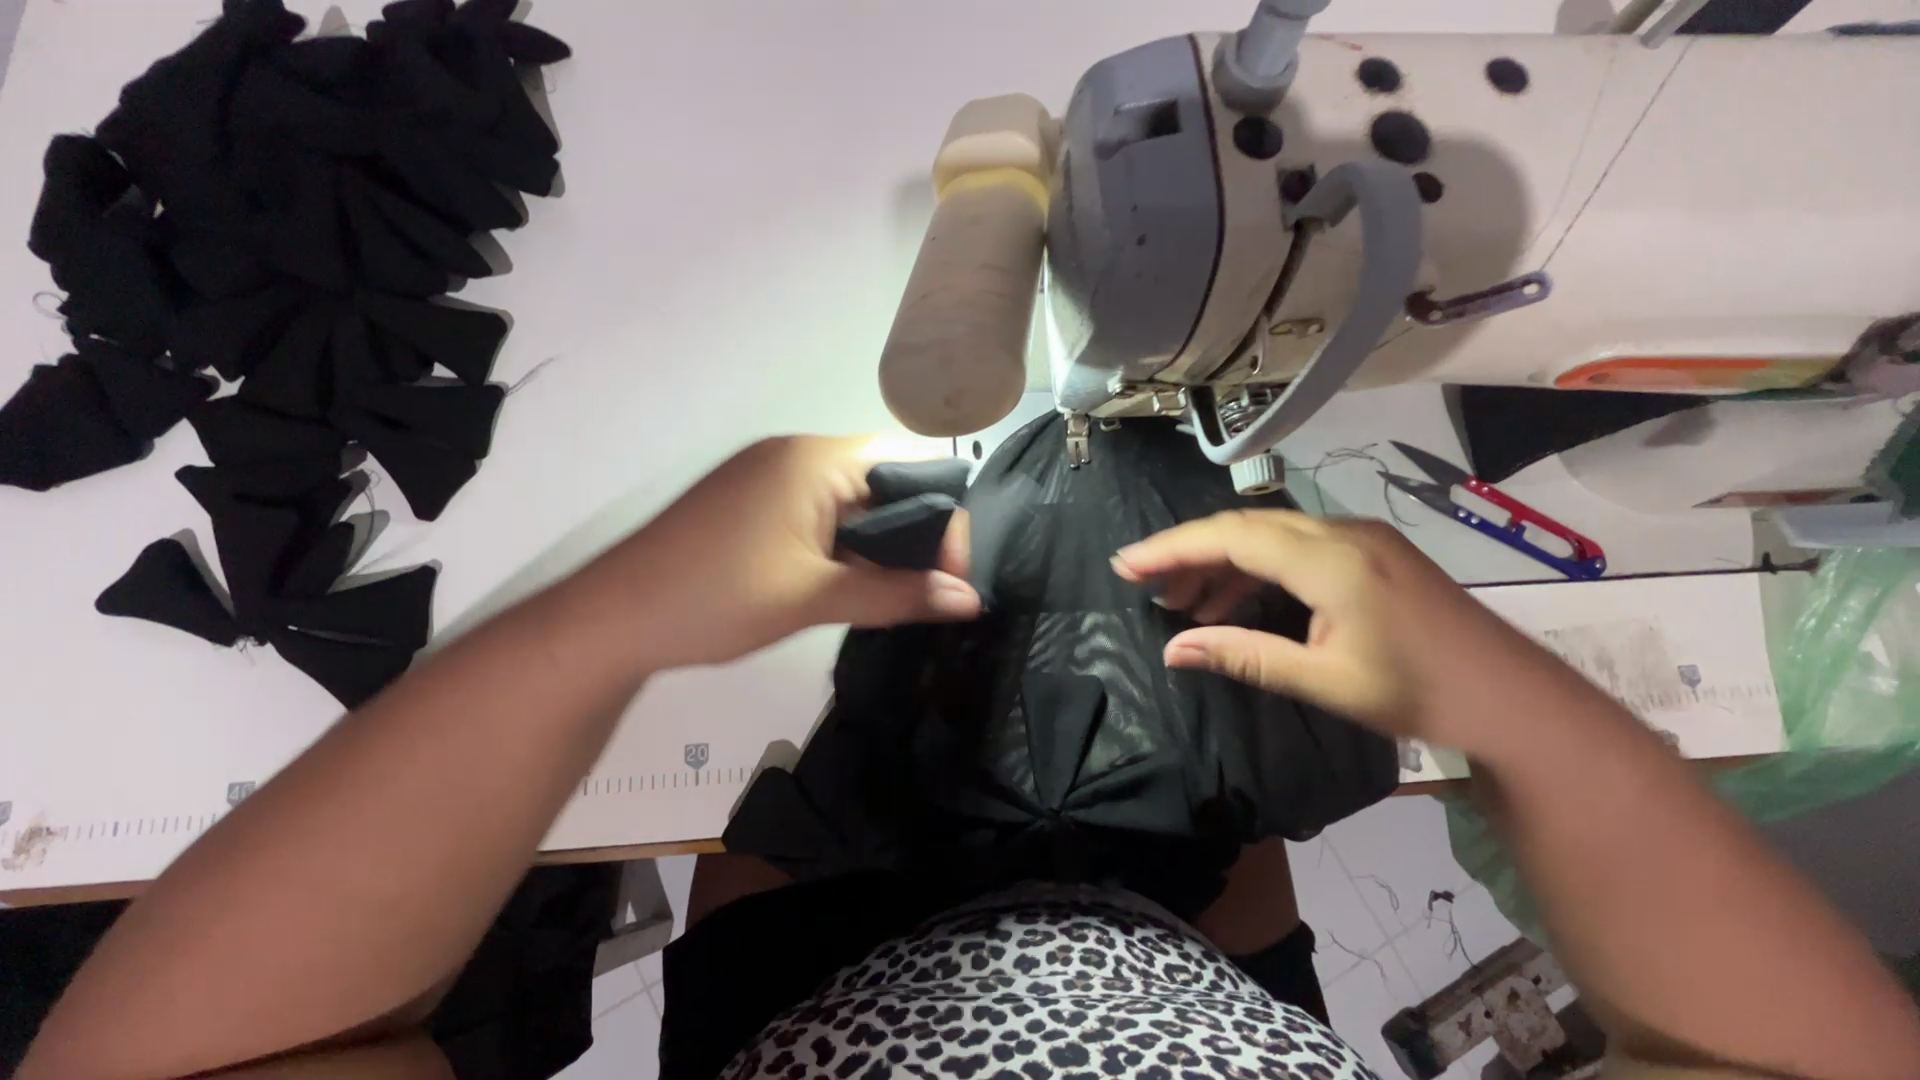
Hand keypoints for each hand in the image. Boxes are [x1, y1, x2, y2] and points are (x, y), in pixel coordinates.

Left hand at [578, 435, 979, 672]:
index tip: (951, 575)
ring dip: (876, 544)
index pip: (909, 464)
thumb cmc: (717, 599)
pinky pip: (816, 513)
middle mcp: (794, 454)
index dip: (944, 515)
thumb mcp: (815, 598)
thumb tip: (970, 600)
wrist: (612, 619)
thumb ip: (898, 595)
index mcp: (815, 460)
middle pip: (882, 481)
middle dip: (913, 535)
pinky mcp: (748, 503)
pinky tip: (843, 585)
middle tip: (927, 591)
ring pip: (849, 501)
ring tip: (890, 595)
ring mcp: (766, 477)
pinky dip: (841, 545)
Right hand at [1111, 510, 1586, 752]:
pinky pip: (1296, 547)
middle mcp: (1341, 533)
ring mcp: (1360, 539)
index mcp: (1329, 560)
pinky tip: (1237, 601)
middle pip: (1244, 527)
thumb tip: (1172, 651)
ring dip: (1223, 562)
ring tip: (1184, 603)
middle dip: (1189, 553)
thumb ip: (1244, 657)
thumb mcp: (1323, 681)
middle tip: (1146, 587)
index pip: (1230, 537)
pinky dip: (1257, 569)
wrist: (1513, 698)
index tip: (1125, 565)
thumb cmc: (1418, 694)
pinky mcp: (1371, 553)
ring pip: (1270, 534)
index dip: (1172, 548)